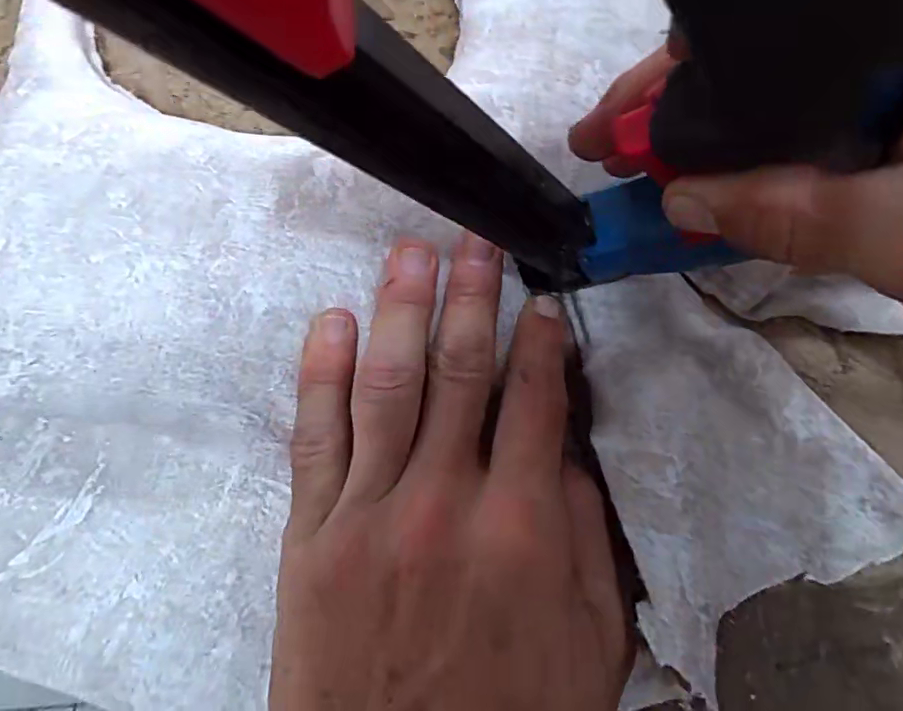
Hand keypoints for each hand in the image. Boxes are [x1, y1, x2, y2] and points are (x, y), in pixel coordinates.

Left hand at [270, 235, 632, 710]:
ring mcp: (368, 517)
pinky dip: (319, 375)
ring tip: (409, 252)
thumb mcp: (592, 622)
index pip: (535, 393)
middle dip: (472, 293)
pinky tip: (331, 322)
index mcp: (521, 521)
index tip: (541, 294)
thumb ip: (581, 519)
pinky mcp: (310, 543)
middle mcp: (444, 502)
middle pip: (462, 369)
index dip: (541, 335)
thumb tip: (560, 435)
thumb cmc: (519, 708)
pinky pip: (314, 441)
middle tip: (475, 239)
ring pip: (387, 385)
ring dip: (400, 309)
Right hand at [571, 0, 902, 336]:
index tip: (643, 103)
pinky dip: (813, 68)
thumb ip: (800, 219)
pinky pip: (872, 19)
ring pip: (832, 3)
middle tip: (641, 126)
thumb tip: (677, 199)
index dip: (704, 41)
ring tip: (685, 128)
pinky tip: (770, 115)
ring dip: (760, 66)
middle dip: (715, 60)